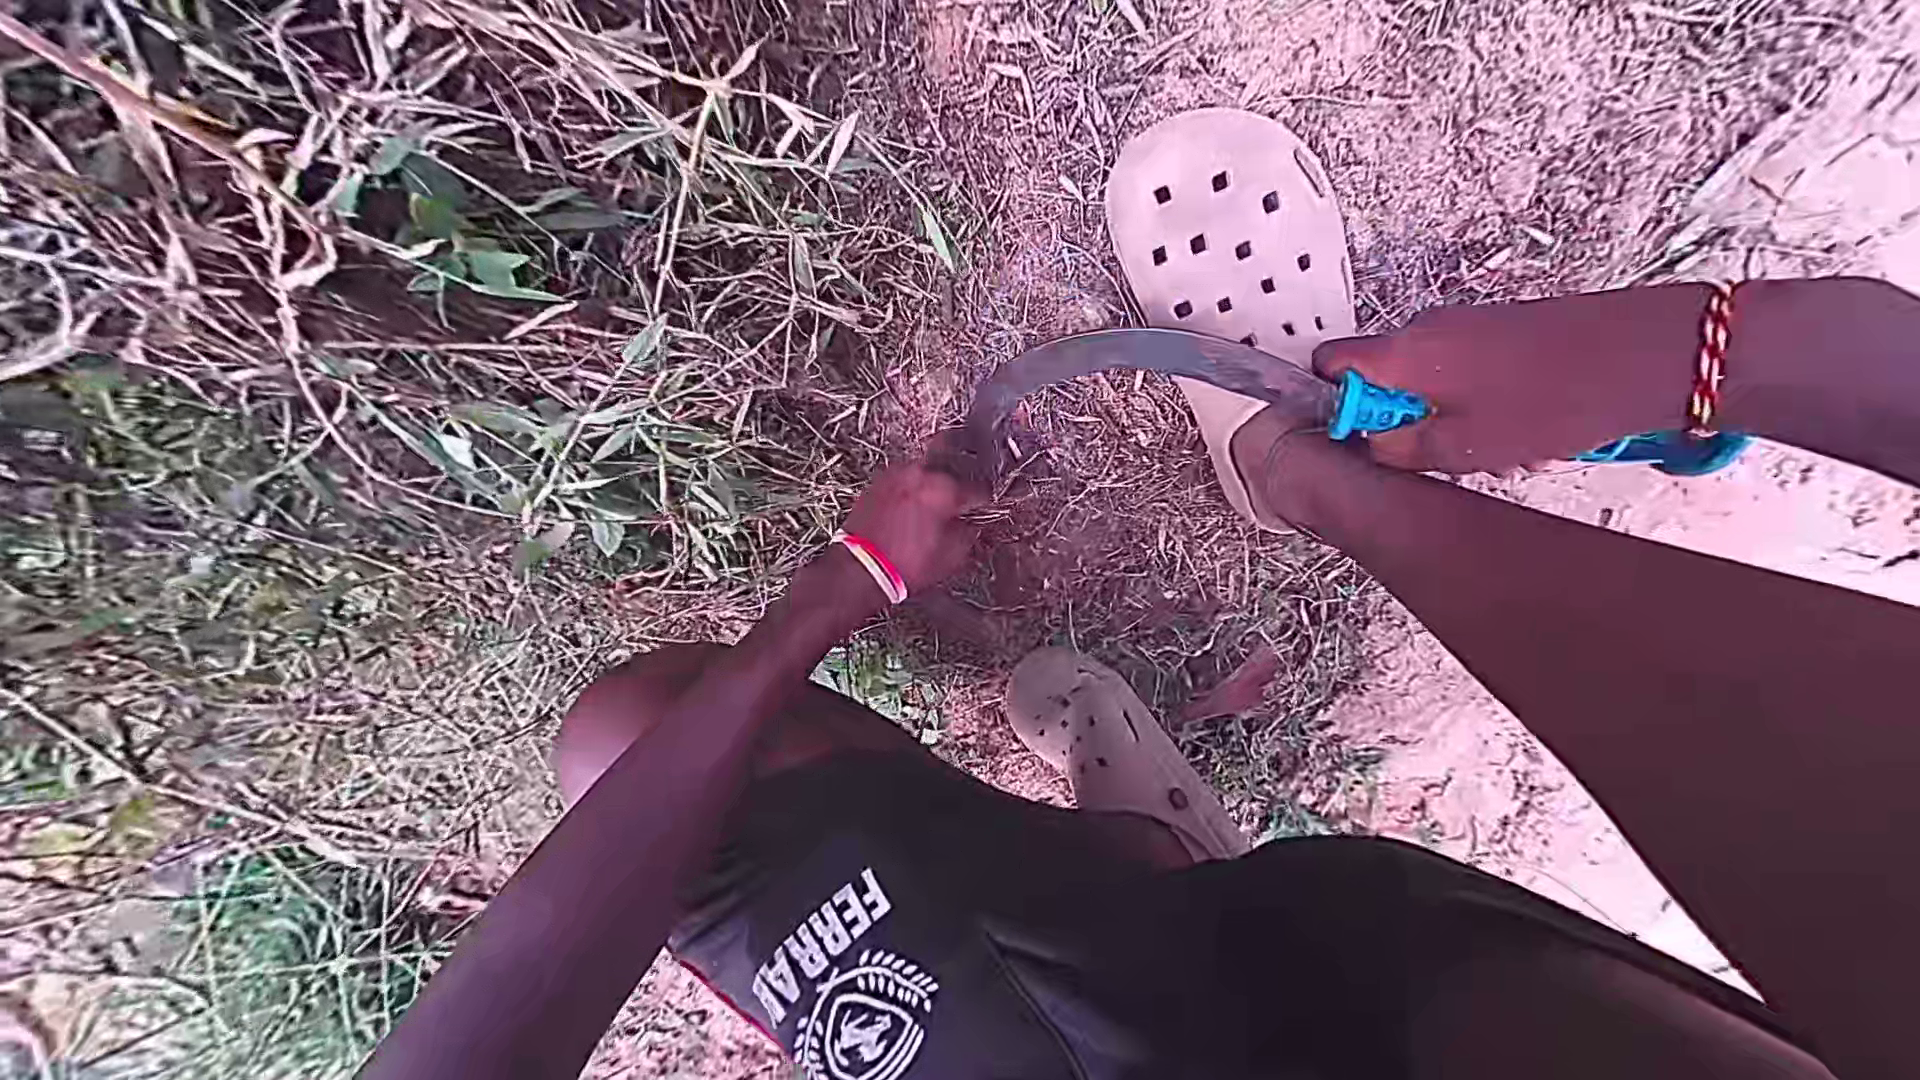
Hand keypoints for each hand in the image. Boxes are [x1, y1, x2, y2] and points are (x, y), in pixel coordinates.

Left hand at [839, 434, 984, 595]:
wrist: (860, 568)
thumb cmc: (902, 563)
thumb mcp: (951, 556)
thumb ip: (970, 534)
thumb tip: (973, 526)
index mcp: (944, 489)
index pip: (977, 489)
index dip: (984, 503)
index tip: (984, 510)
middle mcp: (920, 474)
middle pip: (949, 478)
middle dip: (956, 494)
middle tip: (958, 512)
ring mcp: (896, 475)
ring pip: (924, 476)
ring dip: (931, 490)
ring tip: (932, 513)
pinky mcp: (877, 483)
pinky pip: (903, 482)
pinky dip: (911, 492)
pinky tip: (911, 512)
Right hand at [1312, 285, 1708, 473]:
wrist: (1665, 353)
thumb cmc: (1562, 398)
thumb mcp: (1460, 448)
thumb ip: (1394, 449)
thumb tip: (1371, 443)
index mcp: (1403, 353)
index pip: (1328, 363)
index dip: (1330, 400)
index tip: (1358, 429)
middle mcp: (1426, 330)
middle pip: (1376, 375)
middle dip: (1394, 415)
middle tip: (1428, 448)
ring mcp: (1466, 324)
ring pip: (1421, 377)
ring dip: (1437, 413)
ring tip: (1483, 445)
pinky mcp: (1500, 327)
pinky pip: (1458, 367)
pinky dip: (1469, 399)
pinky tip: (1510, 427)